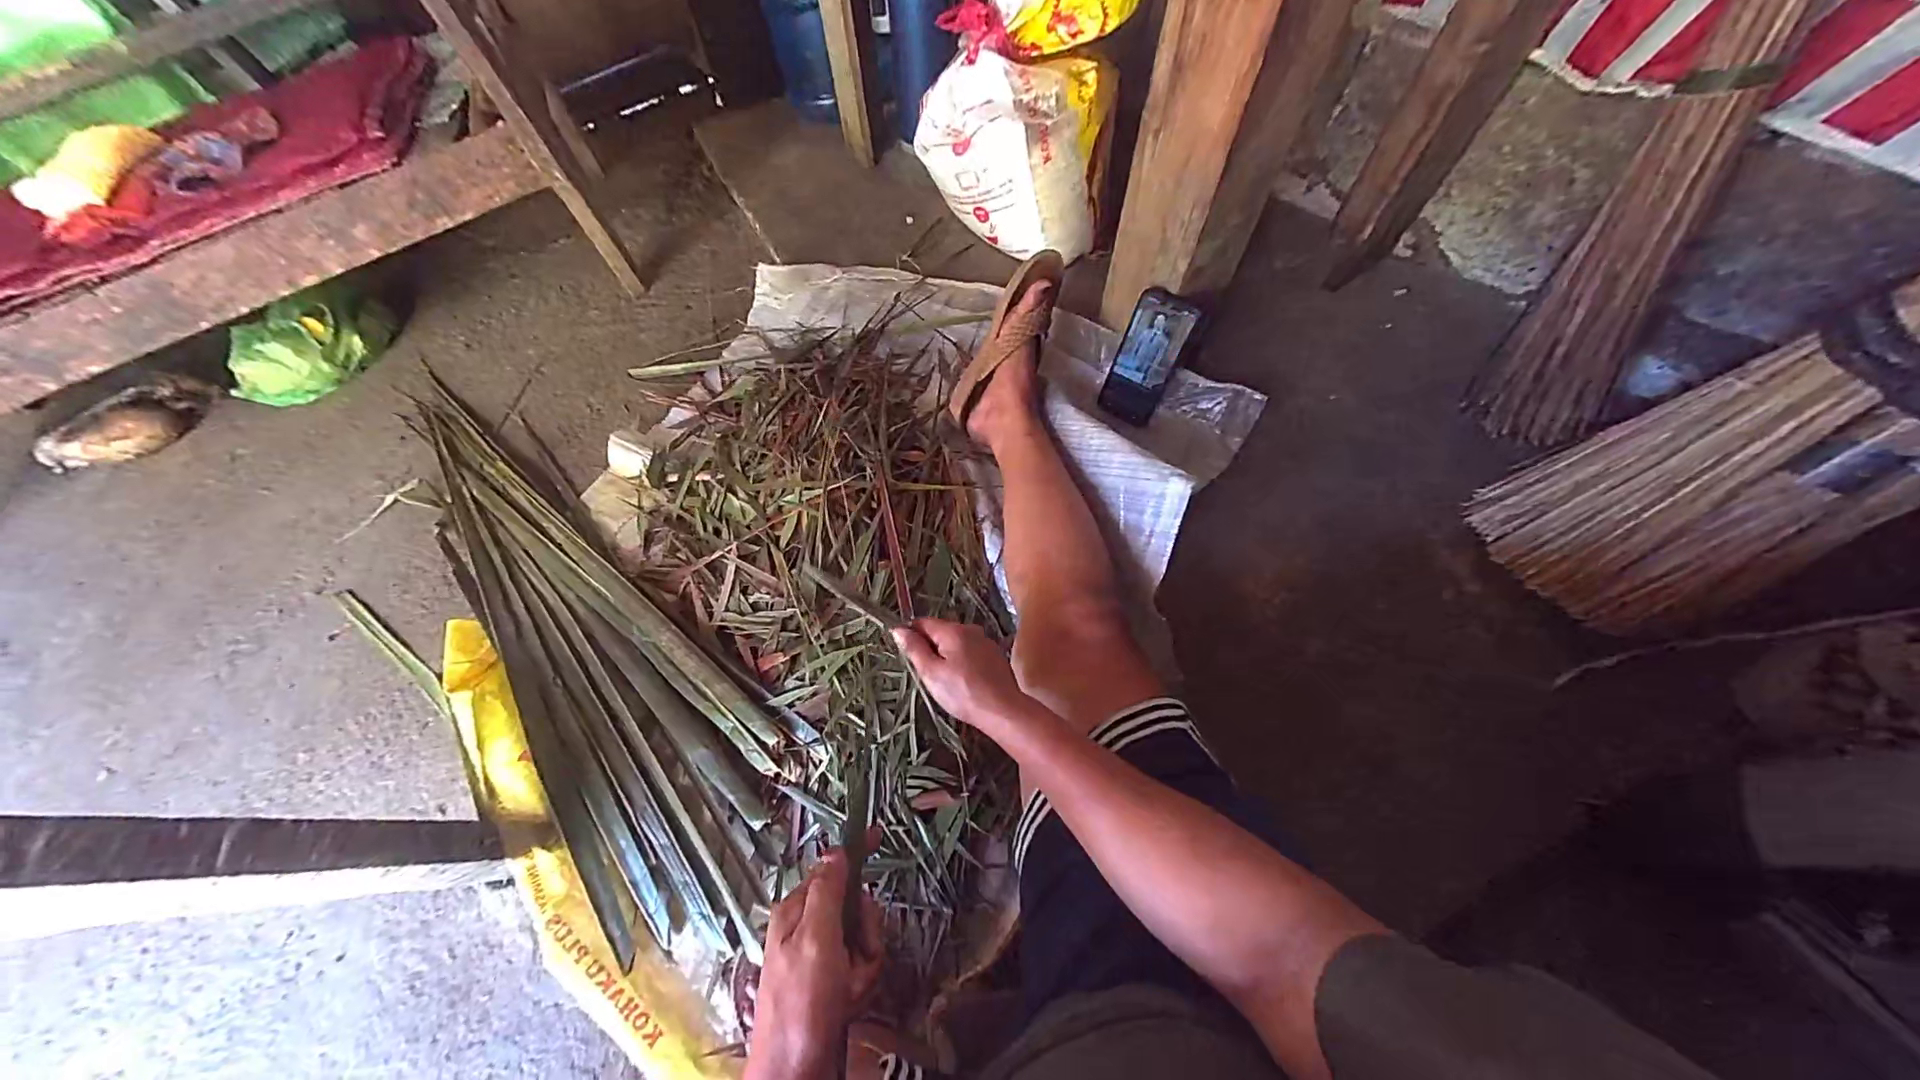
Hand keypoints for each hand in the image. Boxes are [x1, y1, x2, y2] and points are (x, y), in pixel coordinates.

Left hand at [745, 849, 883, 1079]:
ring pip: (864, 935)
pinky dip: (864, 981)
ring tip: (849, 987)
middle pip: (855, 904)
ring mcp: (820, 956)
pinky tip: (851, 999)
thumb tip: (835, 849)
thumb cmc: (802, 1002)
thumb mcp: (815, 937)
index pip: (832, 868)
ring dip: (866, 960)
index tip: (878, 835)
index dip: (855, 853)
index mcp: (797, 910)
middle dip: (865, 930)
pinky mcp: (832, 981)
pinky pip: (862, 964)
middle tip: (855, 956)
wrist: (797, 1072)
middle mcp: (807, 928)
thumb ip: (827, 890)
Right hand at [892, 618, 1030, 728]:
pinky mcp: (994, 656)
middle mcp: (971, 630)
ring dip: (946, 656)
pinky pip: (970, 652)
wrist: (1002, 710)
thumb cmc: (963, 693)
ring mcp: (985, 642)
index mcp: (954, 631)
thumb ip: (914, 649)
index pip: (923, 622)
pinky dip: (962, 662)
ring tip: (945, 681)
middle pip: (940, 631)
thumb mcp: (931, 673)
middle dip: (930, 648)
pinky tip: (963, 682)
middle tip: (927, 674)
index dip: (911, 635)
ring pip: (956, 643)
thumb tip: (898, 629)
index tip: (907, 656)